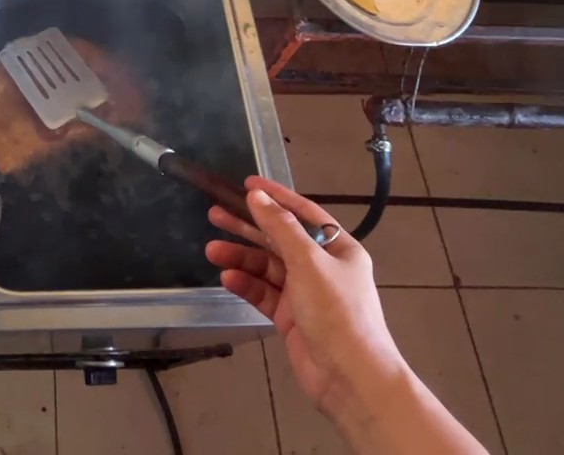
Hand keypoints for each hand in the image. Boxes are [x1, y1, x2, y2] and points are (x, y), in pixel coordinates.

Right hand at [205, 178, 405, 416]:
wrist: (351, 378)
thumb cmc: (337, 311)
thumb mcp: (309, 262)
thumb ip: (280, 227)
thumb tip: (256, 196)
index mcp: (337, 249)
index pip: (302, 212)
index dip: (275, 197)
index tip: (246, 184)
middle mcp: (321, 267)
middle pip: (278, 238)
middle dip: (247, 226)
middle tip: (215, 214)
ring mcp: (304, 292)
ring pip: (266, 266)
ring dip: (240, 257)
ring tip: (212, 250)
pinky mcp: (289, 316)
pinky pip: (263, 292)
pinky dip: (246, 284)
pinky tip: (227, 278)